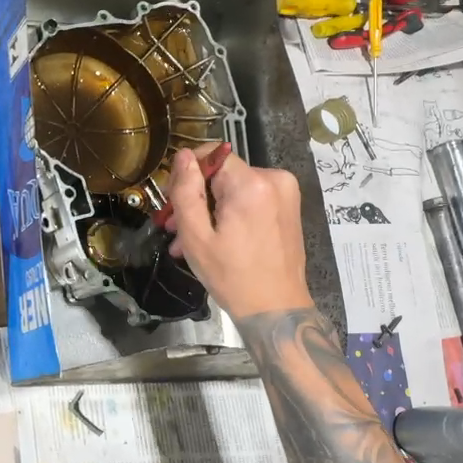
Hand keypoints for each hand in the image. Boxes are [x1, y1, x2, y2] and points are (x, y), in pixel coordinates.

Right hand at [164, 144, 313, 318]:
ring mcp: (286, 193)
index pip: (213, 154)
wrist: (276, 308)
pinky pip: (250, 199)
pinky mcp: (289, 207)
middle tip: (175, 227)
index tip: (173, 200)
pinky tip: (214, 238)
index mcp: (251, 185)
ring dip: (209, 208)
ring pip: (234, 188)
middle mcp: (275, 180)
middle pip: (222, 173)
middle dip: (196, 196)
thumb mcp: (196, 236)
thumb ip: (186, 192)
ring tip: (189, 239)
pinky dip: (229, 214)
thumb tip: (183, 157)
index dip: (188, 173)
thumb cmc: (231, 276)